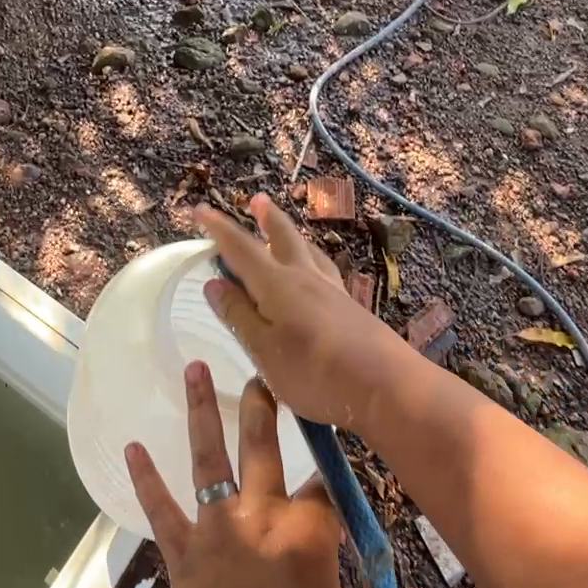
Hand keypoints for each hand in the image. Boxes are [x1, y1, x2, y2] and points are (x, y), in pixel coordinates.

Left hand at [126, 361, 427, 587]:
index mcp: (306, 535)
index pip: (323, 490)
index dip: (330, 478)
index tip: (331, 466)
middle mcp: (259, 517)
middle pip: (263, 448)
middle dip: (264, 407)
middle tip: (260, 374)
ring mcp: (216, 530)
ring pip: (208, 459)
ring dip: (201, 411)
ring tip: (193, 369)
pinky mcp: (182, 554)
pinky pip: (159, 513)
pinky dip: (145, 481)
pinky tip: (130, 448)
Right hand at [194, 196, 417, 431]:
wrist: (387, 386)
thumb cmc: (315, 372)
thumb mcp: (263, 350)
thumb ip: (238, 315)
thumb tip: (213, 282)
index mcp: (276, 284)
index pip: (240, 248)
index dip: (218, 229)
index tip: (200, 210)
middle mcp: (304, 277)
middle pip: (283, 237)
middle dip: (266, 217)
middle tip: (256, 200)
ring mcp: (332, 290)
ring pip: (308, 250)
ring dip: (291, 235)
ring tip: (284, 228)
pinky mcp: (351, 307)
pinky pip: (325, 270)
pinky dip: (312, 259)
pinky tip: (317, 271)